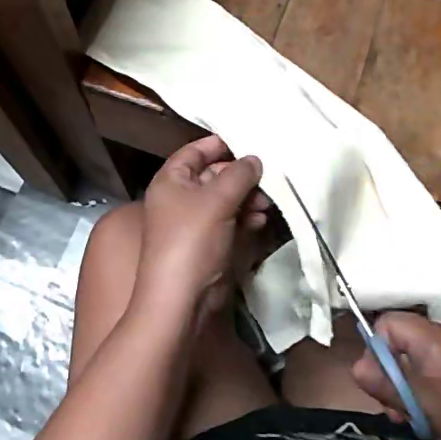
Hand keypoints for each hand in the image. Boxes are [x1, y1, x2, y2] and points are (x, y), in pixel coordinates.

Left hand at [133, 135, 268, 322]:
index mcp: (171, 180)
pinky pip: (230, 222)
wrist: (182, 298)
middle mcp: (181, 198)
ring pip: (226, 200)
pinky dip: (245, 218)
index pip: (195, 151)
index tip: (250, 141)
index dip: (220, 144)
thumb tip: (255, 159)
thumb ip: (239, 174)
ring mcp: (195, 222)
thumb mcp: (217, 199)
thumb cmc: (192, 240)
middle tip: (268, 177)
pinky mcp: (209, 243)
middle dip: (241, 175)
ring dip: (247, 198)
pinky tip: (260, 220)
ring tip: (267, 203)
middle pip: (214, 175)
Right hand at [350, 312, 440, 439]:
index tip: (378, 385)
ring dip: (412, 392)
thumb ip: (391, 385)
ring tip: (418, 425)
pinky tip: (439, 425)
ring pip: (423, 365)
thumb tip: (355, 365)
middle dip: (393, 377)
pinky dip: (432, 397)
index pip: (392, 322)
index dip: (376, 348)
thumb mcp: (429, 409)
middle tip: (397, 413)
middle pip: (405, 344)